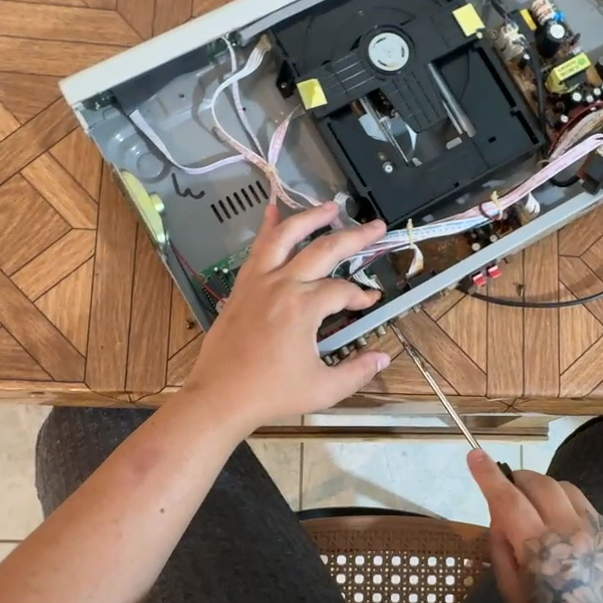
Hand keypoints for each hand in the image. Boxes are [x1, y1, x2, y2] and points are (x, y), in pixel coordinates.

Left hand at [180, 201, 392, 435]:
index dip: (361, 295)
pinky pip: (257, 249)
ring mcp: (258, 282)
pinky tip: (273, 210)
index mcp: (304, 307)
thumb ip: (357, 371)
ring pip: (286, 237)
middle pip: (324, 250)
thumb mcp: (323, 389)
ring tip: (330, 207)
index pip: (343, 291)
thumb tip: (382, 358)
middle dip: (355, 237)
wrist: (220, 396)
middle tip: (377, 226)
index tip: (370, 302)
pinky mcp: (242, 287)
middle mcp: (282, 284)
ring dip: (310, 217)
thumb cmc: (271, 394)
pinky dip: (268, 228)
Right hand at [466, 452, 602, 602]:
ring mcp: (597, 528)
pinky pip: (585, 504)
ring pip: (565, 487)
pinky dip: (567, 507)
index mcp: (540, 550)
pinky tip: (565, 530)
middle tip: (508, 489)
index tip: (475, 454)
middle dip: (518, 479)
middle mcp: (570, 531)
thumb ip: (501, 547)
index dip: (489, 476)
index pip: (509, 501)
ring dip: (544, 490)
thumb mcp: (512, 592)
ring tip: (537, 508)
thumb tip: (498, 512)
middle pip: (539, 484)